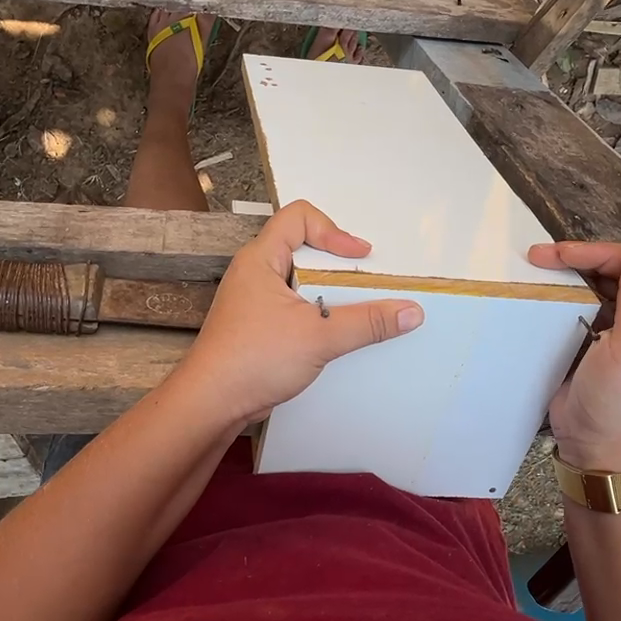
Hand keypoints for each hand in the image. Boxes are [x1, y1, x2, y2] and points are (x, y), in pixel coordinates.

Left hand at [170, 200, 423, 425]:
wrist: (210, 403)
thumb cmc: (253, 359)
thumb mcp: (320, 337)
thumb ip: (368, 322)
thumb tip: (411, 312)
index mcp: (260, 259)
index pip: (299, 218)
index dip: (333, 230)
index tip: (360, 256)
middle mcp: (253, 274)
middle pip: (301, 250)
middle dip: (335, 267)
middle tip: (361, 287)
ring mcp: (251, 302)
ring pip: (297, 283)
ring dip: (326, 295)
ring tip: (349, 316)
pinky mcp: (254, 327)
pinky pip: (291, 308)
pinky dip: (313, 316)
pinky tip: (329, 339)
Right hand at [528, 238, 620, 472]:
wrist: (597, 451)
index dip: (601, 254)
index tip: (561, 254)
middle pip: (614, 273)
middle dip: (578, 260)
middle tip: (538, 256)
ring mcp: (615, 335)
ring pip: (593, 291)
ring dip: (566, 278)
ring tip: (534, 269)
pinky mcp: (588, 349)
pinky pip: (575, 314)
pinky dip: (558, 301)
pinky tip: (540, 297)